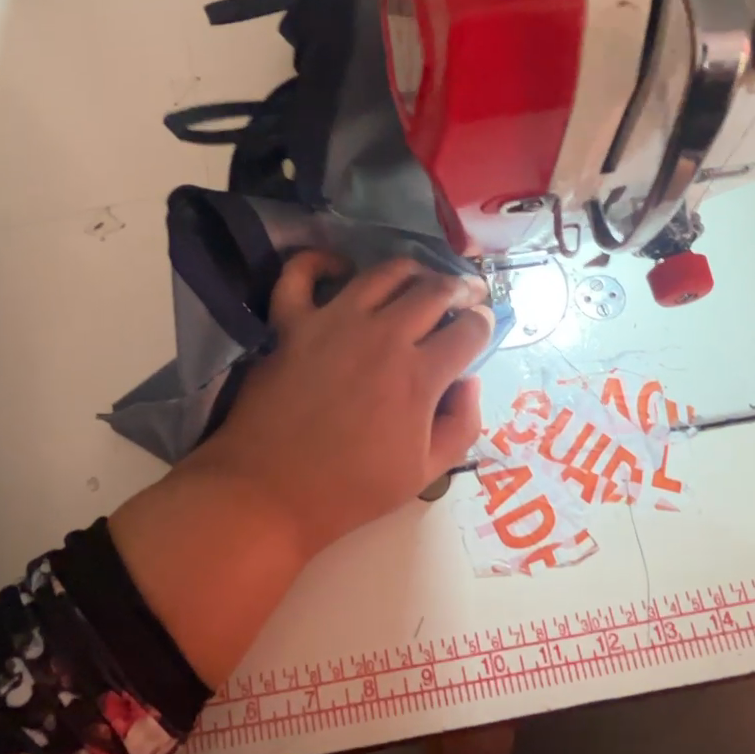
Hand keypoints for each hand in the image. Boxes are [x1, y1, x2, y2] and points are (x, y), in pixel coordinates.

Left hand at [180, 251, 494, 556]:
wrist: (270, 492)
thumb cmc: (351, 490)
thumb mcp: (425, 472)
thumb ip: (461, 424)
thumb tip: (469, 381)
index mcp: (418, 375)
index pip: (468, 331)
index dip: (484, 324)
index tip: (483, 325)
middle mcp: (382, 336)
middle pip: (434, 291)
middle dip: (460, 288)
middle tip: (465, 294)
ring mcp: (332, 322)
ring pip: (383, 272)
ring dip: (411, 271)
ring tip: (419, 280)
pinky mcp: (290, 323)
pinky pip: (301, 273)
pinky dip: (320, 262)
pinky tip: (339, 268)